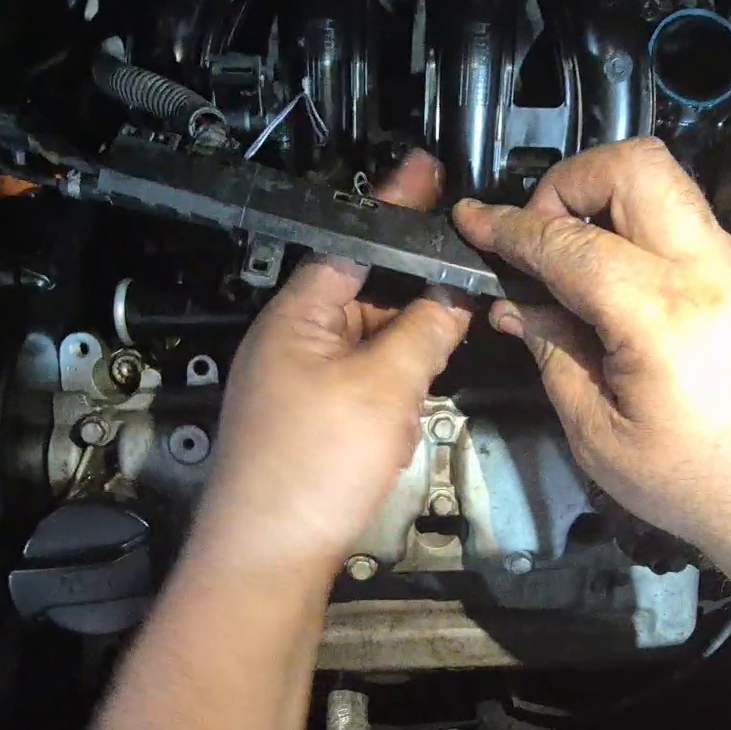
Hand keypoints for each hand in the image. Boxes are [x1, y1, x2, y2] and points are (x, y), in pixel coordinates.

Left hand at [189, 151, 471, 575]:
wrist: (269, 556)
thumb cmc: (312, 465)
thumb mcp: (385, 386)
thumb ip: (424, 330)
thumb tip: (453, 295)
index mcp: (296, 314)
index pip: (351, 241)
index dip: (394, 207)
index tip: (426, 173)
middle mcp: (288, 341)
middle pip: (361, 293)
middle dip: (410, 290)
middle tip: (461, 280)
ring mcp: (295, 384)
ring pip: (362, 343)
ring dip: (402, 344)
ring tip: (443, 342)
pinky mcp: (306, 422)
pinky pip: (356, 383)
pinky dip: (387, 383)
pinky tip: (410, 398)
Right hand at [451, 138, 730, 595]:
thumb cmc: (696, 486)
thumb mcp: (599, 435)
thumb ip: (553, 354)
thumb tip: (513, 306)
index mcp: (662, 313)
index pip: (569, 243)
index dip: (508, 228)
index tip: (470, 220)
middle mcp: (711, 267)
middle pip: (635, 165)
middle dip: (570, 181)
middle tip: (539, 234)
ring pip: (667, 187)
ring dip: (607, 205)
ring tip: (575, 268)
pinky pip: (688, 226)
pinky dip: (641, 235)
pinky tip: (624, 294)